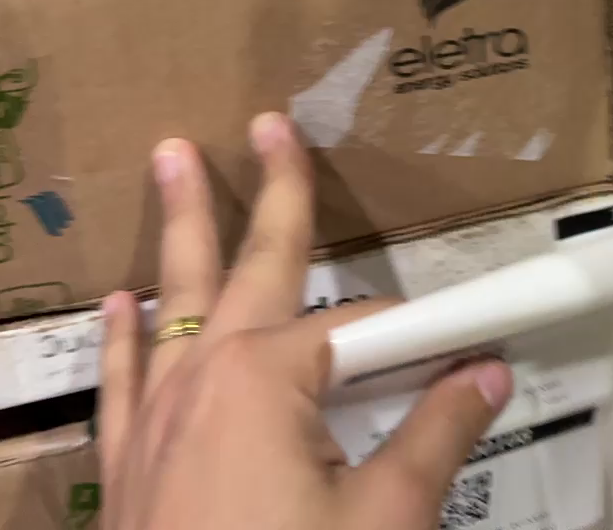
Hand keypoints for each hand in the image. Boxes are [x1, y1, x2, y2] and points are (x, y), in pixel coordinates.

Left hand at [97, 114, 514, 529]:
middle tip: (267, 123)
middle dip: (272, 189)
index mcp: (268, 379)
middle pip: (257, 262)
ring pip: (177, 297)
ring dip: (181, 227)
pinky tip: (121, 301)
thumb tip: (491, 373)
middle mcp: (205, 376)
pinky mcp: (131, 467)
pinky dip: (126, 334)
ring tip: (173, 158)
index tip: (474, 336)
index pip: (369, 327)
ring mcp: (158, 418)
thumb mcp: (383, 523)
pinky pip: (125, 378)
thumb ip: (437, 434)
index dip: (426, 331)